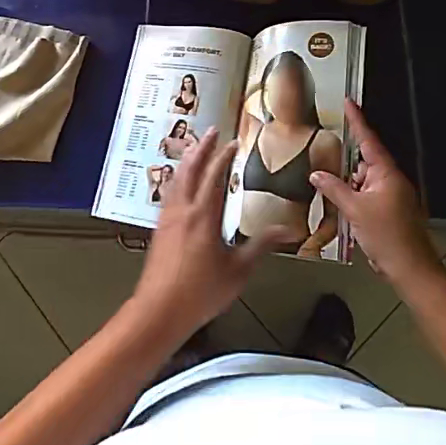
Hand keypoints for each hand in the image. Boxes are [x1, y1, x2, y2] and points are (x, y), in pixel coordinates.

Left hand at [132, 129, 283, 339]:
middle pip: (190, 170)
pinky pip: (168, 194)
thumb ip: (261, 246)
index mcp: (203, 216)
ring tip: (195, 150)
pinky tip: (179, 185)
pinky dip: (177, 179)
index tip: (234, 143)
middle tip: (211, 132)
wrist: (158, 312)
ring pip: (176, 180)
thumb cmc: (199, 293)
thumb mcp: (238, 270)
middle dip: (202, 148)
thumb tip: (287, 232)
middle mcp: (182, 211)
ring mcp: (167, 219)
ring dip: (187, 161)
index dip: (224, 156)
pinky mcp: (159, 230)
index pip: (214, 175)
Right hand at [309, 101, 441, 286]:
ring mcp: (392, 195)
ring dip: (349, 192)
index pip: (369, 140)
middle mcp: (391, 180)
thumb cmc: (388, 237)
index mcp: (386, 173)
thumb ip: (333, 188)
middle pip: (362, 164)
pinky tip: (347, 217)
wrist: (409, 268)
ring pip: (362, 183)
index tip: (350, 102)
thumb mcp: (354, 210)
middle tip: (327, 174)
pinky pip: (367, 198)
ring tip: (340, 206)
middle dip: (345, 171)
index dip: (357, 120)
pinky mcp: (389, 210)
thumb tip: (317, 174)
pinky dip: (355, 203)